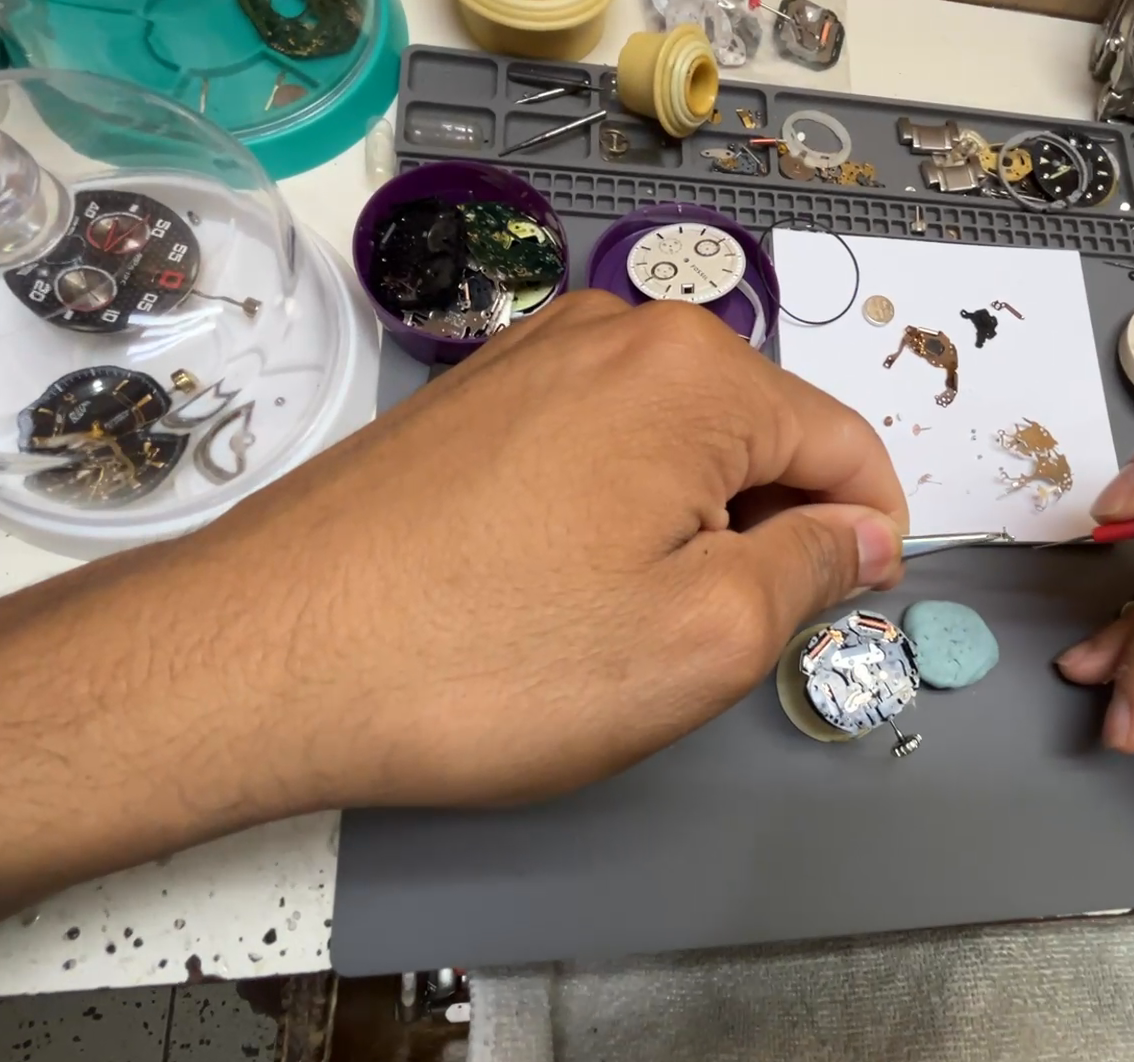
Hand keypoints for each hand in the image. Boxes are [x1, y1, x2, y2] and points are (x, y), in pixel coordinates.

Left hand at [202, 291, 907, 806]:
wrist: (263, 656)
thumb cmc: (502, 658)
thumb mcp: (706, 635)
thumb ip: (814, 569)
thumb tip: (865, 532)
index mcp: (694, 371)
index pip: (839, 439)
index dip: (870, 525)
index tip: (858, 595)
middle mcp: (618, 331)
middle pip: (759, 432)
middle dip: (776, 526)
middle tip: (734, 627)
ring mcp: (540, 354)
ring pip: (682, 438)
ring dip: (701, 520)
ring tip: (646, 608)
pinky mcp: (485, 395)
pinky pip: (608, 441)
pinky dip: (632, 504)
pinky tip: (581, 573)